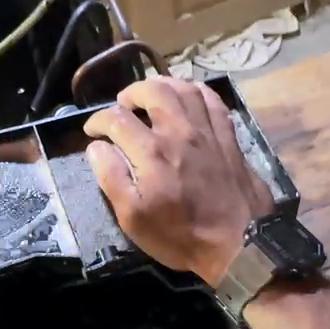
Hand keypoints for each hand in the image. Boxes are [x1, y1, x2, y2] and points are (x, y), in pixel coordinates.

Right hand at [84, 77, 273, 286]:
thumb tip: (97, 148)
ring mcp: (207, 131)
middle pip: (153, 91)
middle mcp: (179, 132)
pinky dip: (196, 92)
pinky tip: (189, 96)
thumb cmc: (180, 235)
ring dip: (163, 85)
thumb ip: (112, 178)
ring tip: (152, 94)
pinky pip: (213, 101)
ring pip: (184, 89)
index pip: (117, 119)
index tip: (92, 131)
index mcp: (151, 151)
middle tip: (122, 104)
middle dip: (131, 92)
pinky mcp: (228, 137)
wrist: (237, 243)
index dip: (98, 120)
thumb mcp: (133, 217)